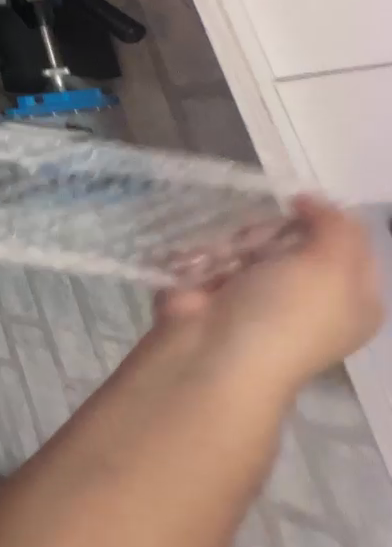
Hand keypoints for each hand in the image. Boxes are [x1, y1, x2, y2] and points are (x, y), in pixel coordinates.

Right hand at [158, 196, 383, 396]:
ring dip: (228, 245)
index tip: (295, 206)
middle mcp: (306, 293)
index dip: (323, 222)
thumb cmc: (285, 311)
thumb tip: (313, 200)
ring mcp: (253, 290)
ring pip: (243, 243)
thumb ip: (334, 228)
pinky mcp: (208, 287)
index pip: (346, 244)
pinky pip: (205, 254)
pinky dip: (198, 255)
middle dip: (267, 234)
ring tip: (219, 259)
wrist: (215, 346)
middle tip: (255, 246)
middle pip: (289, 238)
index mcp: (350, 296)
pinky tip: (196, 265)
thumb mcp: (330, 267)